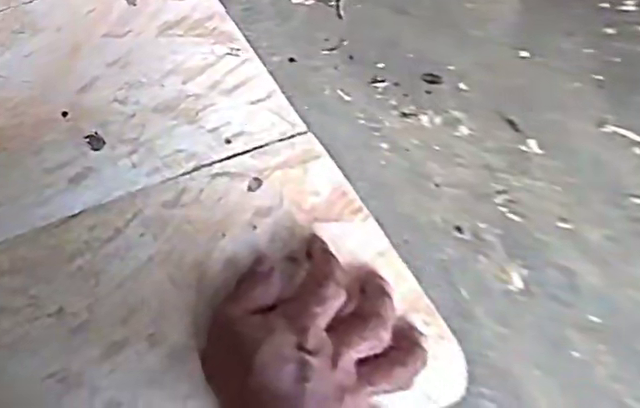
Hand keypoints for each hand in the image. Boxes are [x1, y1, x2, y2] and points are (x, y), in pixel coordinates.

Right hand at [201, 236, 427, 407]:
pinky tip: (401, 377)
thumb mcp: (226, 323)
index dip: (326, 258)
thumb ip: (251, 290)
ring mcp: (354, 387)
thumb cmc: (240, 377)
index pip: (326, 283)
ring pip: (397, 363)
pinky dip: (402, 384)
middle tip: (373, 279)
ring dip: (409, 342)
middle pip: (371, 319)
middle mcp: (336, 352)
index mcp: (301, 325)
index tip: (318, 245)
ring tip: (412, 329)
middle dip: (376, 294)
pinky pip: (390, 395)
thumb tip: (271, 261)